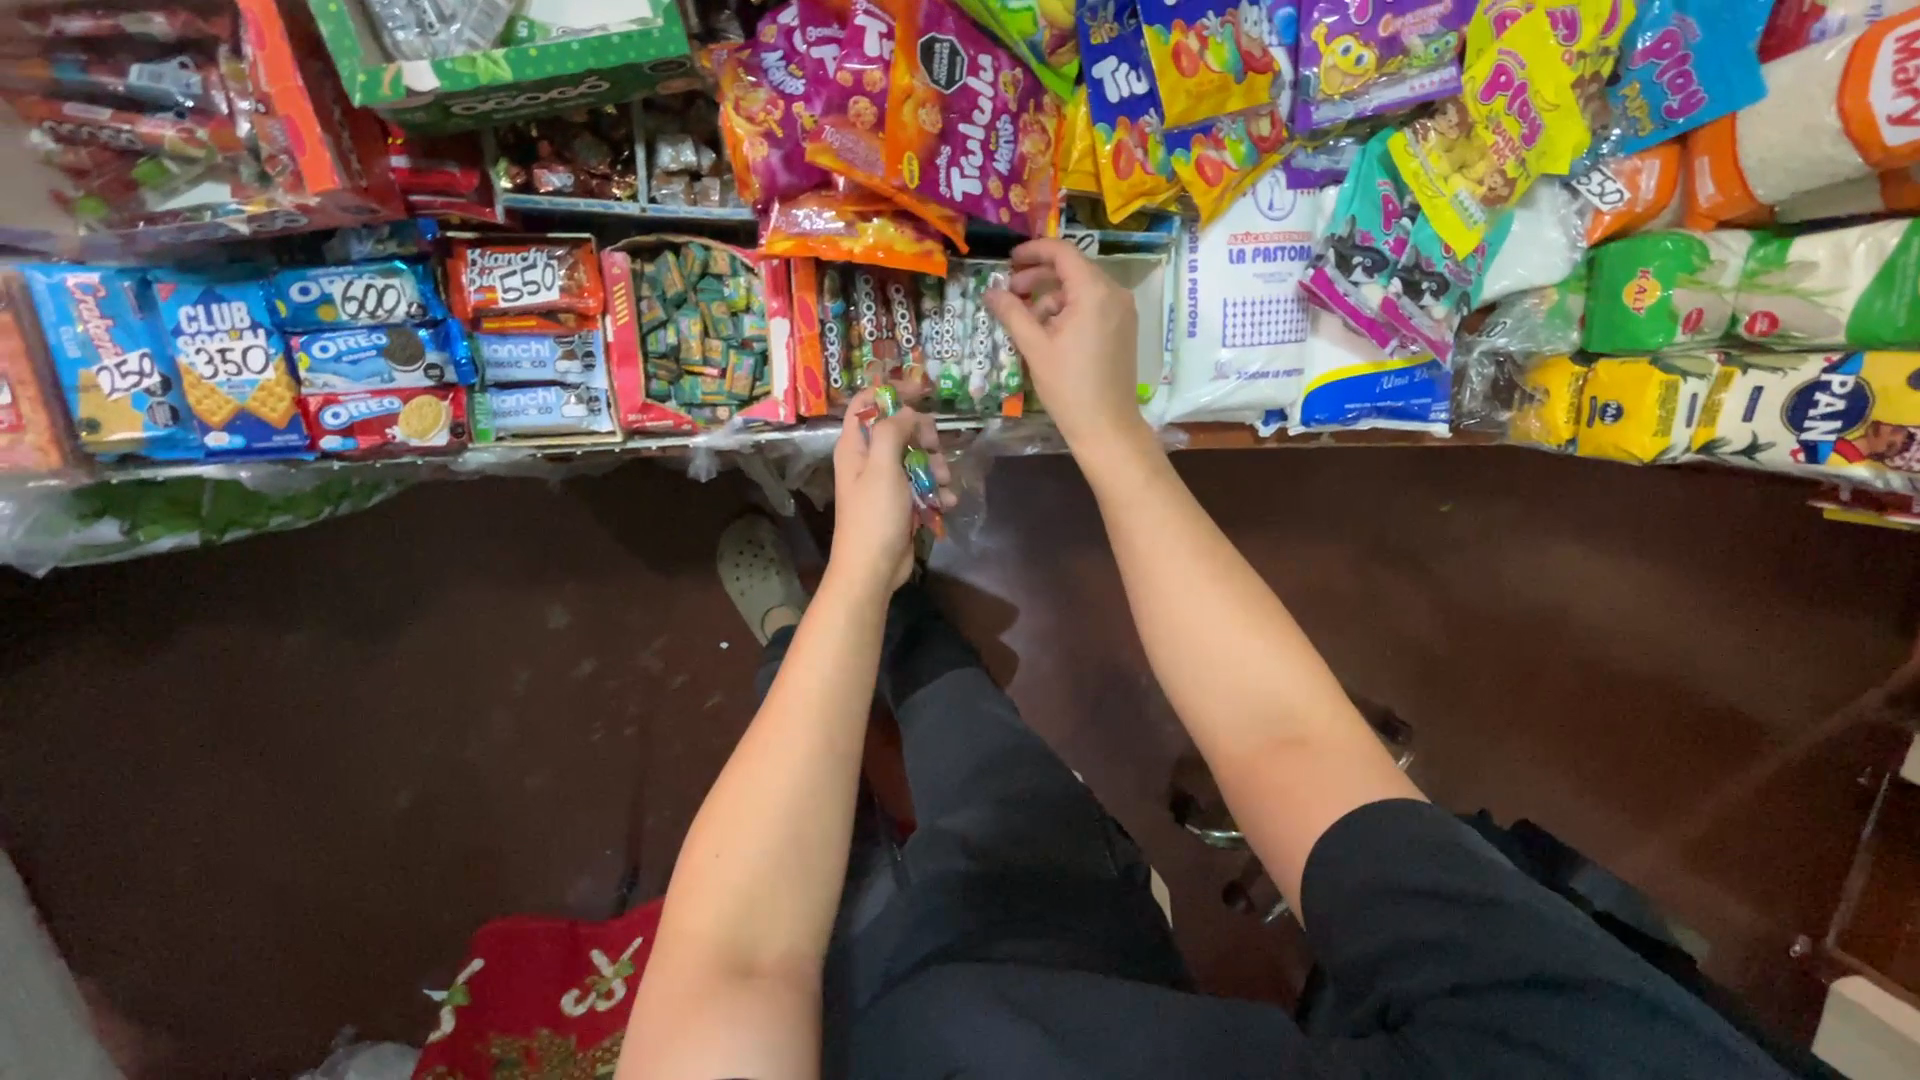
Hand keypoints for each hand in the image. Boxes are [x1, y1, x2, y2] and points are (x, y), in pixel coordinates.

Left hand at [828, 388, 956, 595]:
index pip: (867, 402)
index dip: (892, 392)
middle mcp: (868, 460)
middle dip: (923, 435)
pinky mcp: (901, 503)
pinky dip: (937, 491)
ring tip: (943, 482)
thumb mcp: (882, 467)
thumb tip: (909, 412)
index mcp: (855, 446)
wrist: (873, 569)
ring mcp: (885, 482)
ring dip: (936, 465)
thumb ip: (894, 431)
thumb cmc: (873, 516)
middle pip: (899, 428)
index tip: (922, 391)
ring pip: (916, 457)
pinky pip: (924, 485)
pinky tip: (947, 501)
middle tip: (933, 447)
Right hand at [986, 238, 1149, 454]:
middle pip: (1072, 269)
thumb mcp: (1034, 347)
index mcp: (1094, 292)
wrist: (1106, 425)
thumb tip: (990, 291)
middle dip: (1038, 278)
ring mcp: (1122, 311)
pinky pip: (1093, 306)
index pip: (1062, 252)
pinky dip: (1068, 310)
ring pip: (1081, 289)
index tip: (1008, 261)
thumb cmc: (1068, 386)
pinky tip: (1049, 333)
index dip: (1033, 251)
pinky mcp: (1123, 328)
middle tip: (1010, 293)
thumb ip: (1012, 312)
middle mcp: (1114, 293)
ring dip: (1051, 297)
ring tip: (1026, 322)